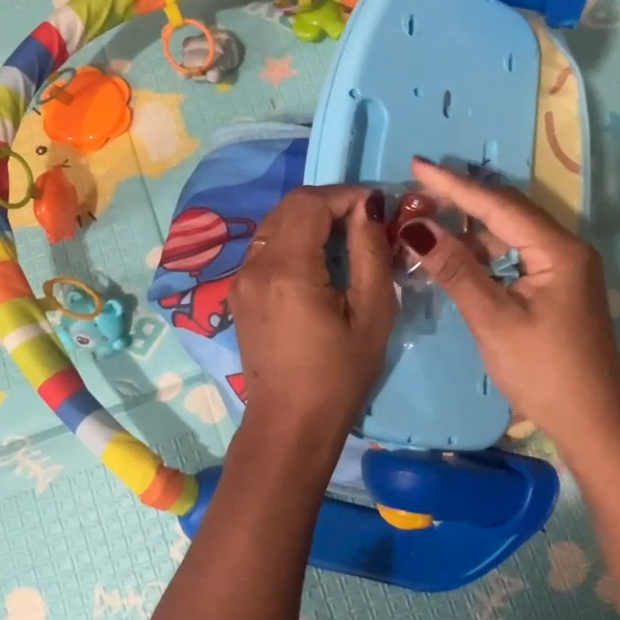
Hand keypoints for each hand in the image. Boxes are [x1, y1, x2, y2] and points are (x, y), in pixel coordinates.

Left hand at [231, 185, 396, 458]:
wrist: (291, 424)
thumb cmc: (339, 375)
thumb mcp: (372, 314)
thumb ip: (370, 253)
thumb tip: (369, 209)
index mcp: (287, 269)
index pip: (311, 202)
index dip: (347, 195)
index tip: (378, 207)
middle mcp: (255, 265)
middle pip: (289, 206)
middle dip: (329, 202)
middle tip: (366, 219)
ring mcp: (242, 279)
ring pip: (275, 224)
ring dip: (310, 219)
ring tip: (347, 238)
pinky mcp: (240, 294)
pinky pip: (267, 247)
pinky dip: (294, 238)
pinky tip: (321, 261)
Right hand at [401, 159, 619, 453]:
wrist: (593, 422)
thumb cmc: (544, 372)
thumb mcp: (494, 320)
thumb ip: (456, 270)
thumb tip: (415, 227)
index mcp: (558, 250)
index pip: (498, 205)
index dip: (454, 185)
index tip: (416, 165)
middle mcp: (566, 248)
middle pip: (508, 211)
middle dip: (462, 199)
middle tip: (417, 188)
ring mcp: (565, 268)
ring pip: (512, 233)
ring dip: (472, 226)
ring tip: (428, 215)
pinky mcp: (558, 288)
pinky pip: (517, 254)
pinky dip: (486, 251)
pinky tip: (458, 252)